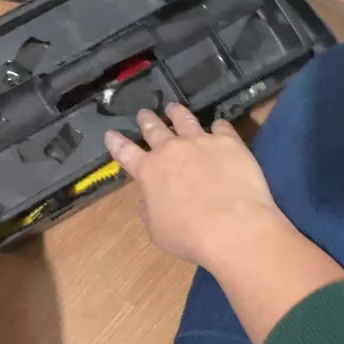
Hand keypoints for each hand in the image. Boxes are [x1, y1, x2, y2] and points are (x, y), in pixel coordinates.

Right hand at [103, 104, 290, 267]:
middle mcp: (171, 150)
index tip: (111, 133)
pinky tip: (219, 125)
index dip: (116, 142)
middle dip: (147, 120)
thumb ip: (149, 211)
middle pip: (154, 129)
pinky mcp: (228, 142)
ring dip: (177, 113)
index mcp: (149, 171)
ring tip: (173, 107)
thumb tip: (147, 201)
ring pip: (185, 120)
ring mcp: (200, 142)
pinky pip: (221, 127)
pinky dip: (218, 126)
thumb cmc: (189, 235)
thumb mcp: (157, 231)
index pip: (126, 152)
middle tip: (144, 113)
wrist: (232, 227)